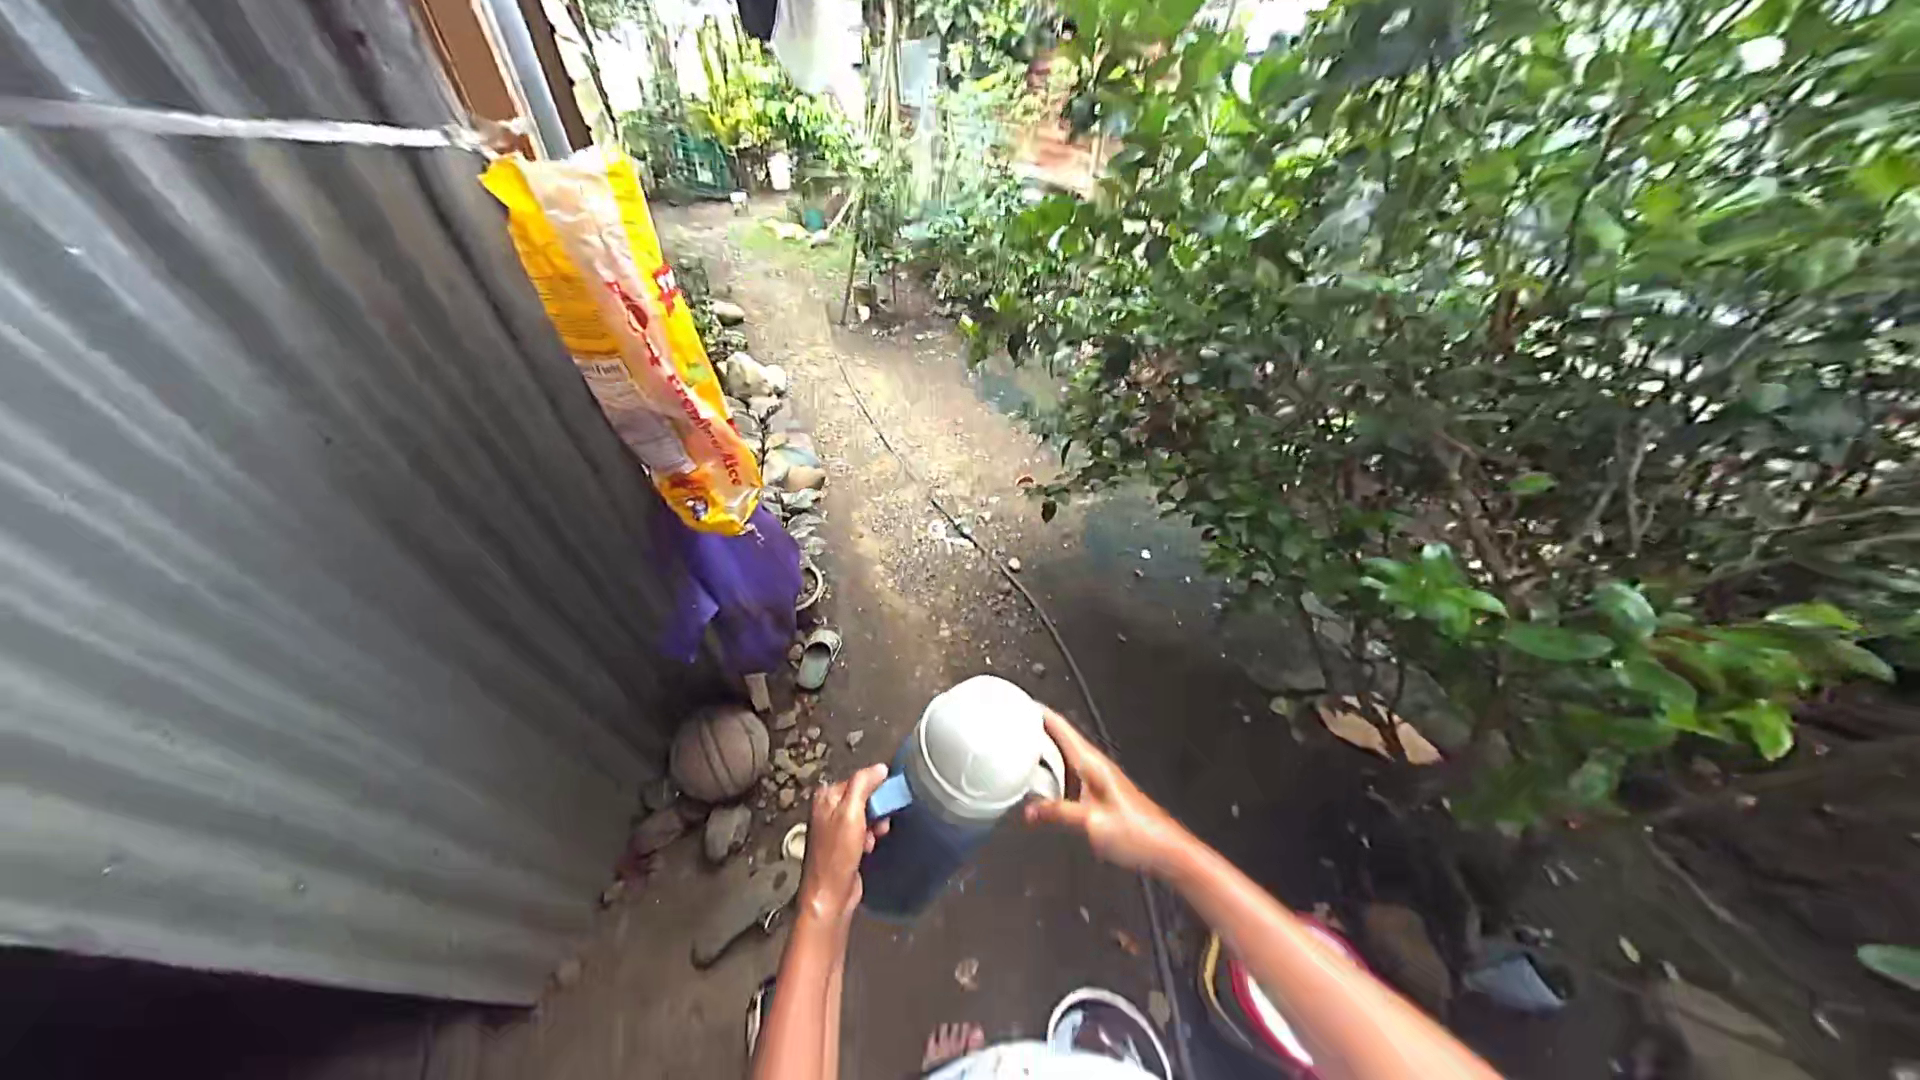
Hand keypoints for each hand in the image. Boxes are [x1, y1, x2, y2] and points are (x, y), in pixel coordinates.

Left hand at [798, 763, 890, 925]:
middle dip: (877, 809)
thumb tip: (879, 767)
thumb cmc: (837, 855)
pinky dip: (870, 836)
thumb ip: (863, 784)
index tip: (885, 802)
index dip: (876, 790)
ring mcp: (835, 827)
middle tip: (880, 823)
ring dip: (875, 824)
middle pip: (864, 796)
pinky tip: (868, 847)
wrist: (830, 896)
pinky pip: (864, 830)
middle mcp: (829, 808)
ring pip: (867, 814)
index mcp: (827, 796)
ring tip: (873, 838)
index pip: (860, 779)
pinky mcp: (844, 843)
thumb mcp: (851, 813)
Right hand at [1024, 709, 1189, 873]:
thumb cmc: (1138, 833)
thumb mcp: (1091, 823)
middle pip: (1058, 739)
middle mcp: (1094, 765)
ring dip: (1042, 753)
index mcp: (1091, 762)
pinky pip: (1069, 774)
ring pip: (1063, 757)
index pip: (1060, 726)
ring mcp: (1097, 777)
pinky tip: (1041, 786)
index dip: (1039, 713)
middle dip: (1035, 731)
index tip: (1018, 705)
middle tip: (1009, 729)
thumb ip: (1057, 814)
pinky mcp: (1099, 791)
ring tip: (1017, 754)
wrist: (1165, 849)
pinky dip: (1052, 773)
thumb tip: (1029, 809)